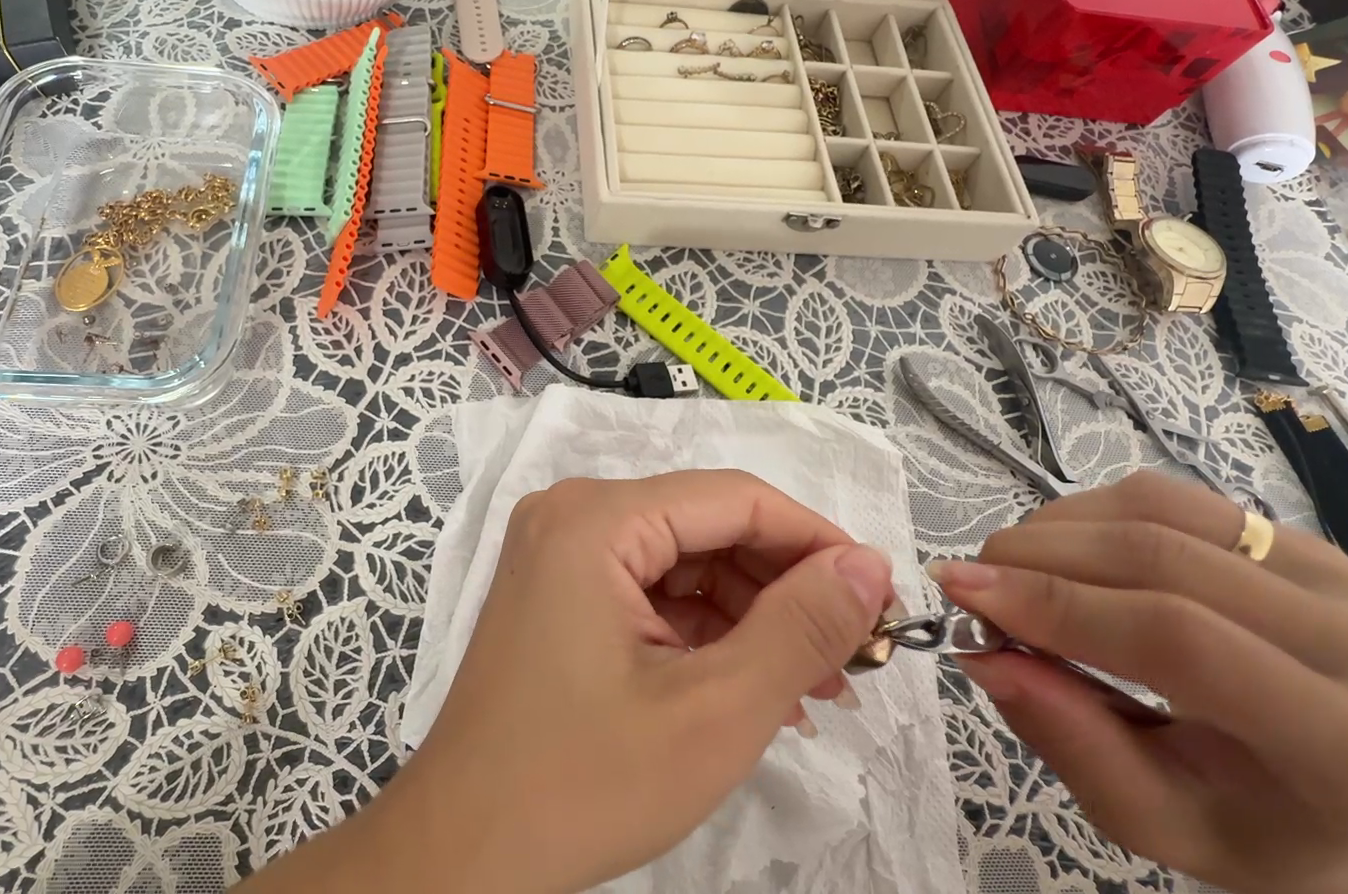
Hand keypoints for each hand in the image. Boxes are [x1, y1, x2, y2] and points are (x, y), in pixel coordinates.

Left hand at [237, 470, 895, 893]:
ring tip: (813, 687)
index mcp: (595, 519)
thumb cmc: (585, 780)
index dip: (817, 542)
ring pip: (684, 563)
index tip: (881, 600)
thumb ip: (801, 626)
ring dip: (752, 618)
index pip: (735, 498)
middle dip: (784, 589)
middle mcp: (571, 517)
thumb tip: (869, 563)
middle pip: (707, 527)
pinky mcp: (559, 597)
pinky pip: (651, 593)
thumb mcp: (716, 708)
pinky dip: (705, 634)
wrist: (466, 850)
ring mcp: (559, 556)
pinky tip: (754, 687)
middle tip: (853, 659)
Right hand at [930, 471, 1347, 893]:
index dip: (1054, 602)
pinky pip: (1183, 503)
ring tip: (1012, 569)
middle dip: (1036, 556)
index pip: (1180, 640)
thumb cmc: (1261, 837)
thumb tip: (978, 652)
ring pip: (1166, 512)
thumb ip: (1068, 739)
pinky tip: (1069, 553)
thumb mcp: (1156, 822)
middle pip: (1164, 558)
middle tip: (967, 580)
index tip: (955, 590)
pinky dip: (1097, 515)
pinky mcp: (1329, 553)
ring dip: (1058, 528)